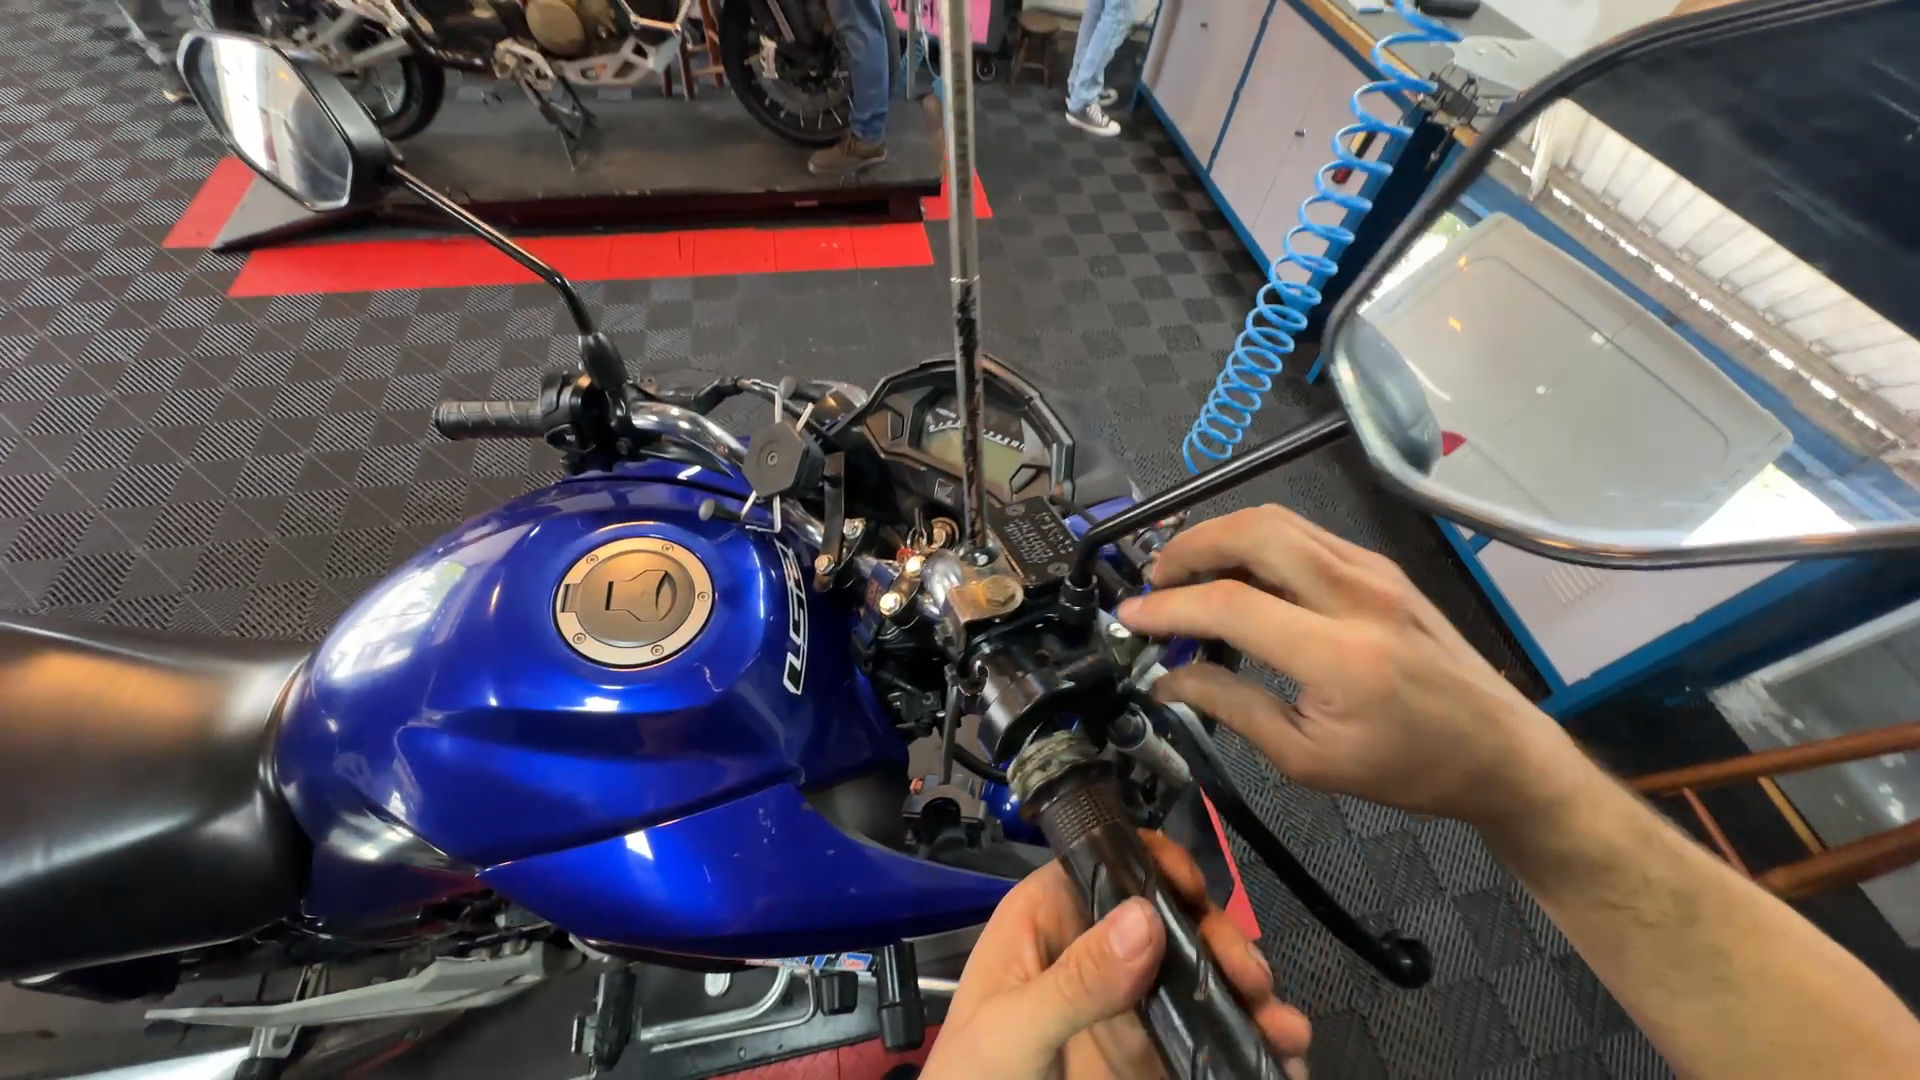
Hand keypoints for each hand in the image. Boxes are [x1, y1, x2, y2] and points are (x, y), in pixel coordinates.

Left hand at [921, 831, 1310, 1079]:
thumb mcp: (1013, 1030)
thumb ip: (1076, 980)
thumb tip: (1145, 915)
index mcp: (1047, 918)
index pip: (1105, 865)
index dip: (1155, 864)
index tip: (1197, 891)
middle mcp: (1090, 950)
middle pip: (1164, 918)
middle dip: (1215, 937)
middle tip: (1252, 976)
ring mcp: (1122, 1004)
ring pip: (1192, 975)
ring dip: (1243, 992)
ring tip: (1285, 1027)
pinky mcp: (1145, 1055)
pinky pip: (1201, 1038)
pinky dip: (1242, 1043)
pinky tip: (1281, 1059)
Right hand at [1117, 505, 1576, 827]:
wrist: (1503, 752)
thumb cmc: (1406, 768)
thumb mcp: (1306, 758)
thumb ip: (1230, 708)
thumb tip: (1168, 680)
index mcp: (1340, 656)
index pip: (1232, 606)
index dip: (1169, 607)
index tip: (1130, 616)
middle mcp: (1358, 595)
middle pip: (1254, 532)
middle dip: (1189, 546)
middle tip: (1155, 579)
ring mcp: (1373, 571)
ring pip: (1277, 520)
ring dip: (1219, 536)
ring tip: (1184, 572)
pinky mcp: (1380, 566)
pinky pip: (1301, 533)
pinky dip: (1253, 541)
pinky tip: (1235, 572)